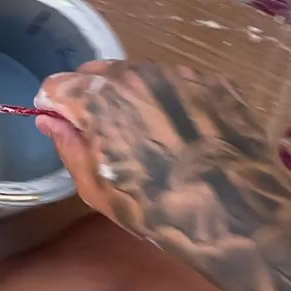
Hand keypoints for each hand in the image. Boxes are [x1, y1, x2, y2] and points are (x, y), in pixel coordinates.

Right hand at [34, 60, 288, 235]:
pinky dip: (168, 99)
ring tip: (147, 132)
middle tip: (105, 133)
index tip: (65, 128)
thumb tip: (49, 120)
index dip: (55, 107)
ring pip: (135, 73)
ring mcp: (176, 74)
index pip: (56, 86)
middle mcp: (132, 74)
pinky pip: (176, 82)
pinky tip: (182, 131)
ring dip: (129, 95)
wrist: (240, 217)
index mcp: (95, 99)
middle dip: (89, 97)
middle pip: (94, 73)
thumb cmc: (155, 208)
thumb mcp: (95, 186)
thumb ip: (68, 144)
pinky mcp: (213, 82)